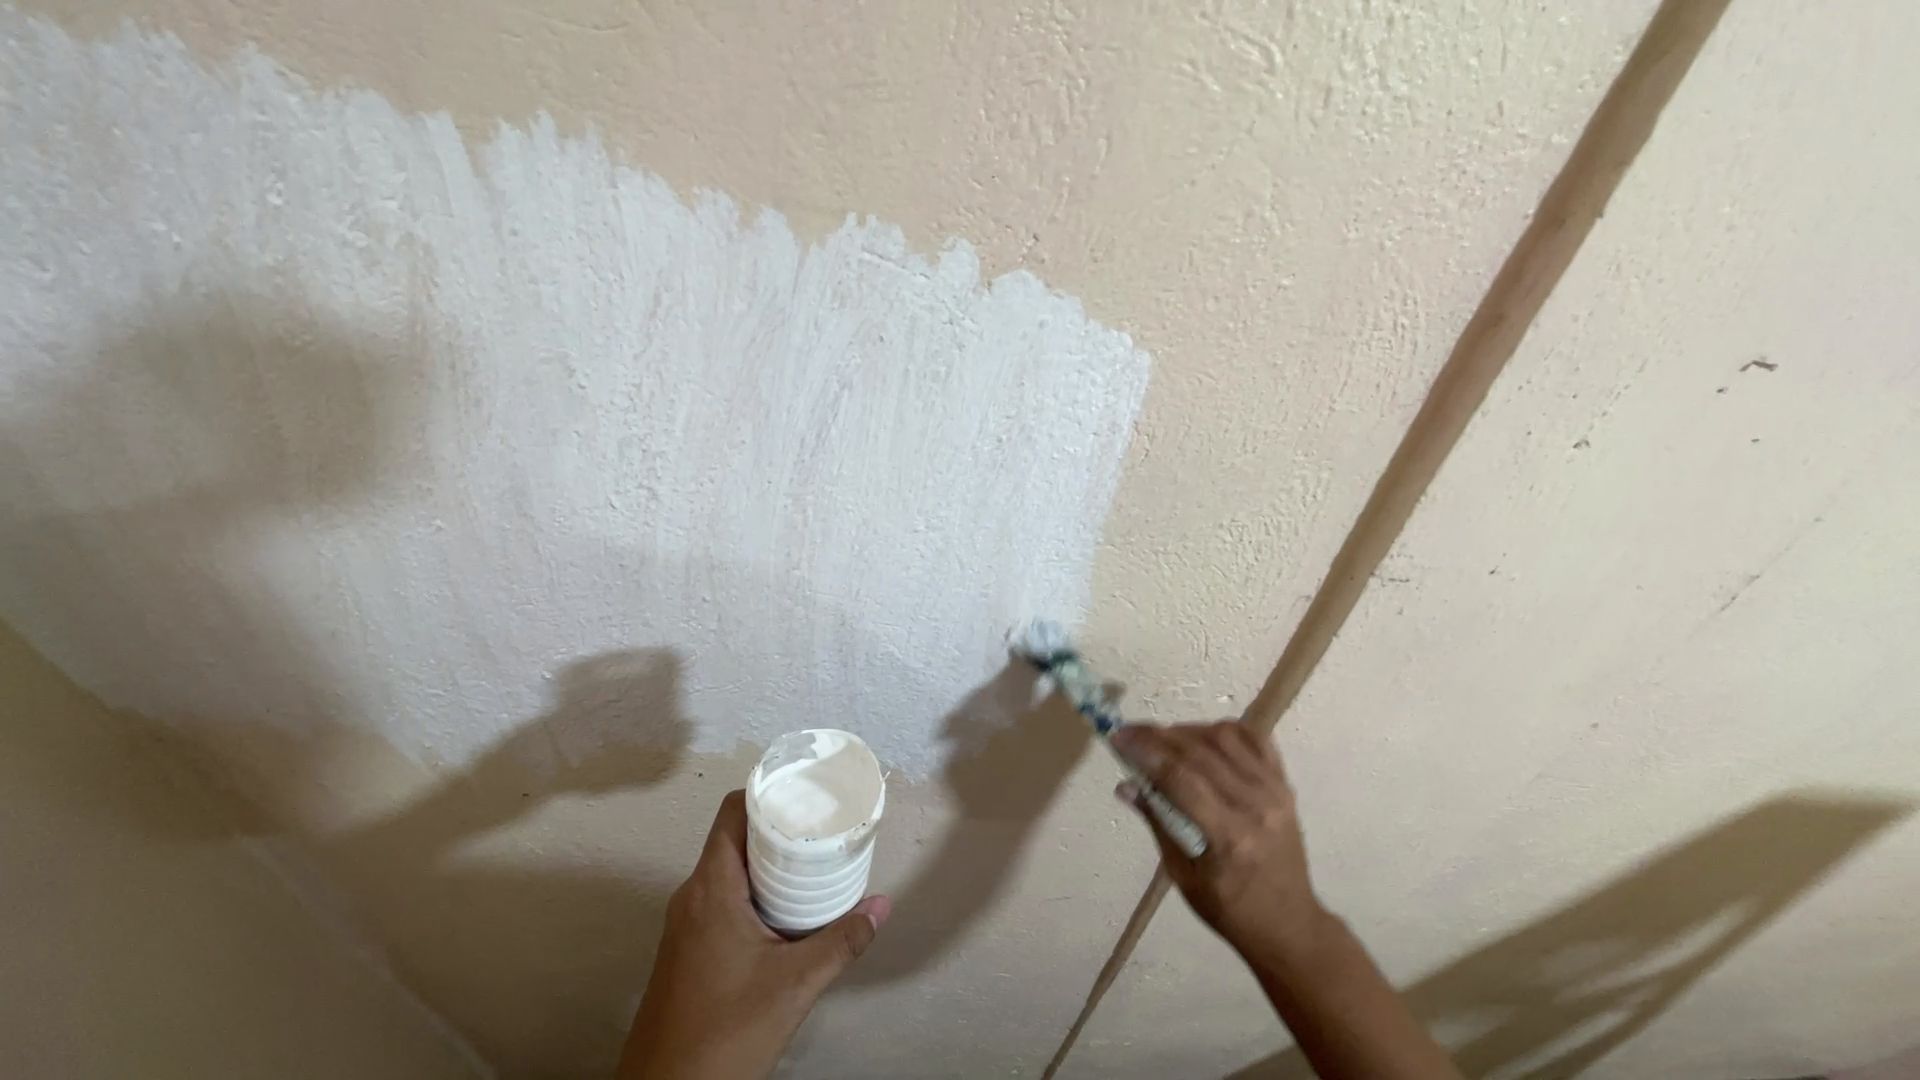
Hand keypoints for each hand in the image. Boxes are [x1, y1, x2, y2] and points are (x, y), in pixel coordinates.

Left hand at [617, 791, 890, 1079]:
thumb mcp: (795, 984)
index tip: (805, 791)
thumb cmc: (726, 1030)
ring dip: (766, 862)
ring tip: (811, 862)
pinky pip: (721, 897)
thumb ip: (841, 940)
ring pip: (727, 870)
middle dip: (777, 828)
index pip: (733, 812)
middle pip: (733, 838)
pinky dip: (753, 890)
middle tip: (821, 825)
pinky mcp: (686, 948)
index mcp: (711, 888)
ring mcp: (685, 923)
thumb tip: (883, 905)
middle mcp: (691, 895)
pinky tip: (785, 909)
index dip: (767, 793)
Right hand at [1110, 722, 1326, 958]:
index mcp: (1229, 837)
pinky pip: (1255, 740)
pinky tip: (1203, 737)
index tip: (1118, 738)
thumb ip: (1158, 823)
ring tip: (1164, 740)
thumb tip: (1125, 785)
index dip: (1145, 752)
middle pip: (1199, 752)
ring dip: (1188, 730)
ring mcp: (1275, 792)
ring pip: (1226, 738)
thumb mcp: (1183, 875)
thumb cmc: (1229, 909)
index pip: (1180, 778)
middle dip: (1157, 737)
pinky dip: (1225, 731)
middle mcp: (1256, 807)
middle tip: (1130, 733)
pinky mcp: (1285, 785)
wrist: (1288, 923)